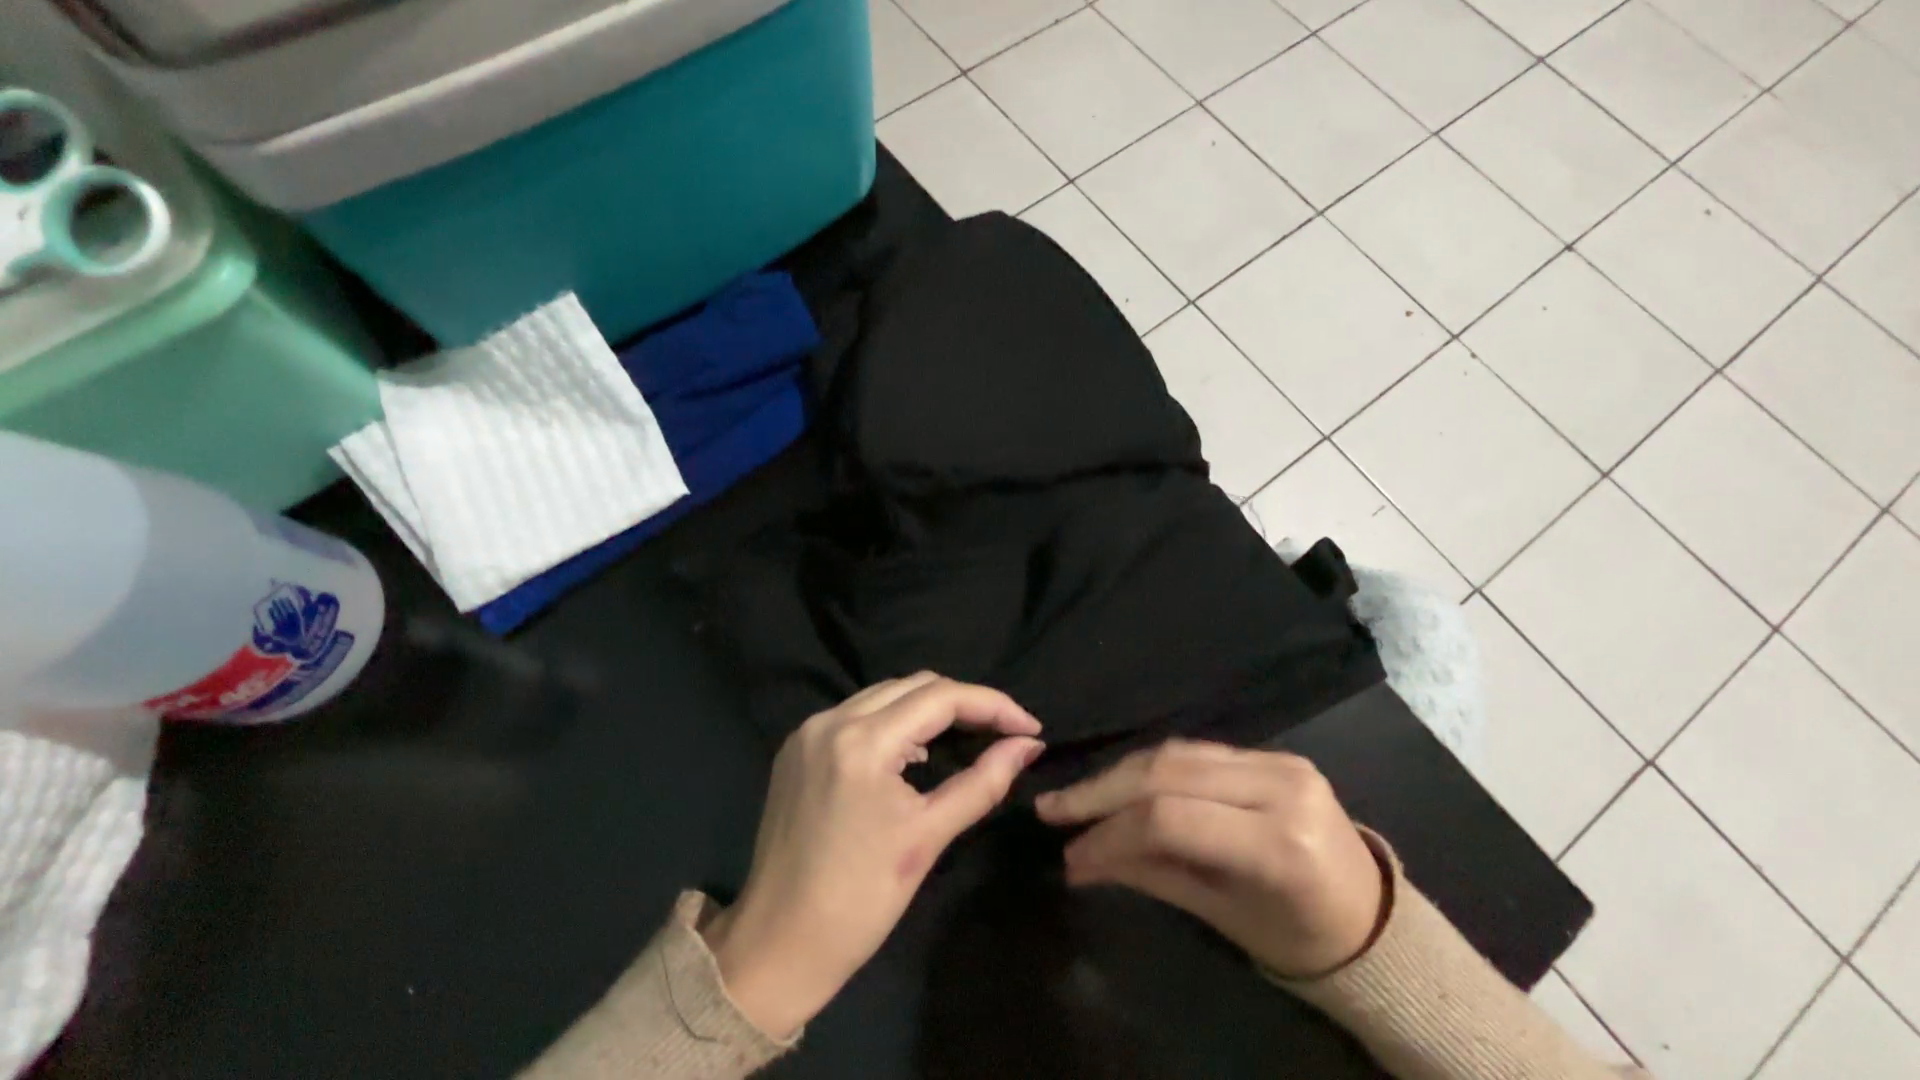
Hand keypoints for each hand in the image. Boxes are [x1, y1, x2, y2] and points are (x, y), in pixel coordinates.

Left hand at [703, 673, 1044, 1037]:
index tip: (1031, 728)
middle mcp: (830, 721)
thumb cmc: (861, 899)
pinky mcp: (795, 750)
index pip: (941, 697)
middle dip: (964, 703)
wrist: (780, 943)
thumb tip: (1028, 745)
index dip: (993, 706)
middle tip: (1004, 733)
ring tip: (968, 739)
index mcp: (862, 741)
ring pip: (883, 695)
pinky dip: (892, 723)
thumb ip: (983, 781)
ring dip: (927, 710)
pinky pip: (856, 716)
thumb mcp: (929, 836)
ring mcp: (807, 733)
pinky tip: (913, 754)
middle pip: (912, 686)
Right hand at [1035, 741, 1385, 978]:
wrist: (1371, 918)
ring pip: (1177, 752)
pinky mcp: (1275, 754)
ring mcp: (1282, 762)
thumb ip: (1149, 875)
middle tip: (1053, 810)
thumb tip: (1076, 862)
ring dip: (1119, 774)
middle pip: (1168, 771)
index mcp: (1279, 844)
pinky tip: (1120, 785)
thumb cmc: (1298, 936)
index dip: (1109, 831)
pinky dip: (1151, 768)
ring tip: (1077, 798)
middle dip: (1101, 790)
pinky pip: (1197, 752)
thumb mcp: (1221, 915)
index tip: (1068, 852)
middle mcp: (1281, 789)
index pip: (1170, 819)